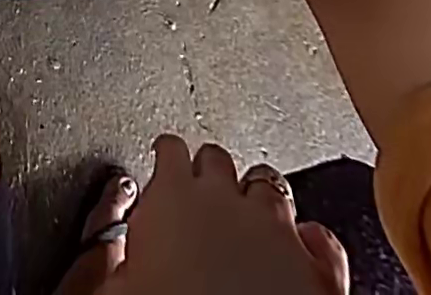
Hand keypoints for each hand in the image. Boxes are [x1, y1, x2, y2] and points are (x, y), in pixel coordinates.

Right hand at [102, 135, 346, 294]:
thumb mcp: (111, 286)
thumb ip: (109, 245)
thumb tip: (112, 224)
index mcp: (174, 195)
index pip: (170, 149)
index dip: (166, 154)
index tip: (165, 157)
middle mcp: (227, 199)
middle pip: (217, 158)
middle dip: (209, 171)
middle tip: (201, 191)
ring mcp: (278, 231)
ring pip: (269, 186)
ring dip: (256, 197)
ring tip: (246, 216)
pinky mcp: (318, 270)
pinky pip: (321, 238)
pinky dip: (310, 238)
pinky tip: (301, 246)